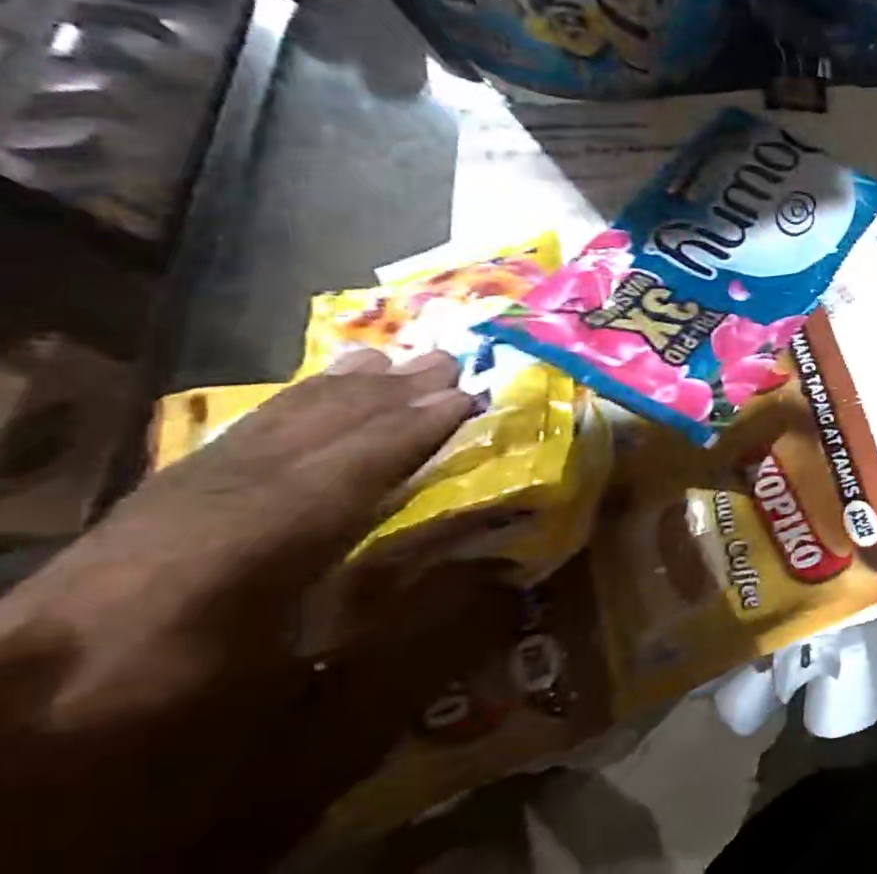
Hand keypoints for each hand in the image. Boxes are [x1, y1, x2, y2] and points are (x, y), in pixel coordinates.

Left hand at [0, 350, 512, 869]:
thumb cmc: (174, 789)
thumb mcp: (311, 750)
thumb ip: (411, 657)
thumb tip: (499, 575)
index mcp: (221, 587)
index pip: (331, 484)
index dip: (404, 435)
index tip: (466, 397)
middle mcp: (171, 538)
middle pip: (288, 445)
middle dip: (372, 396)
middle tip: (442, 357)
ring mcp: (128, 534)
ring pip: (245, 442)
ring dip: (324, 397)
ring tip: (380, 359)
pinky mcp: (106, 544)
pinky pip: (207, 458)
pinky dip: (266, 421)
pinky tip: (293, 410)